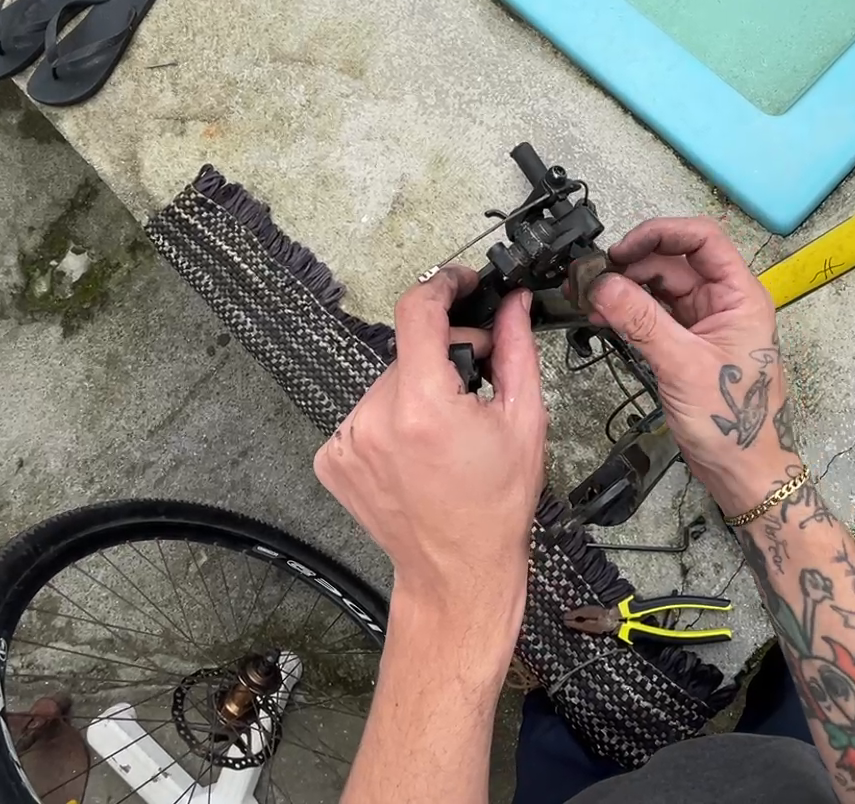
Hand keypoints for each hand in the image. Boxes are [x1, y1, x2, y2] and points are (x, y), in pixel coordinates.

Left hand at [314, 266, 547, 629]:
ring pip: (390, 381)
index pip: (418, 310)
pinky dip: (393, 417)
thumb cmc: (494, 504)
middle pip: (409, 350)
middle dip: (446, 355)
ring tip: (446, 430)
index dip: (443, 285)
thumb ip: (516, 349)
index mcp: (423, 406)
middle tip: (474, 386)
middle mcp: (374, 419)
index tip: (460, 283)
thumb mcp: (523, 420)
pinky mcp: (332, 458)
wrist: (456, 570)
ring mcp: (346, 440)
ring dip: (418, 388)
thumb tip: (515, 304)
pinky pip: (366, 412)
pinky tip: (417, 447)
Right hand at [583, 218, 792, 514]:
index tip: (623, 249)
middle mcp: (723, 302)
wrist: (741, 471)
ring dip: (626, 288)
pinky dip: (628, 310)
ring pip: (660, 286)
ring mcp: (704, 321)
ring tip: (591, 298)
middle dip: (633, 264)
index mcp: (740, 297)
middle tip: (594, 278)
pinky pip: (654, 312)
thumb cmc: (733, 425)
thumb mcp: (683, 366)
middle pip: (674, 261)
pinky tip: (604, 315)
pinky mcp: (687, 341)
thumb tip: (603, 285)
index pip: (702, 240)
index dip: (661, 234)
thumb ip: (642, 322)